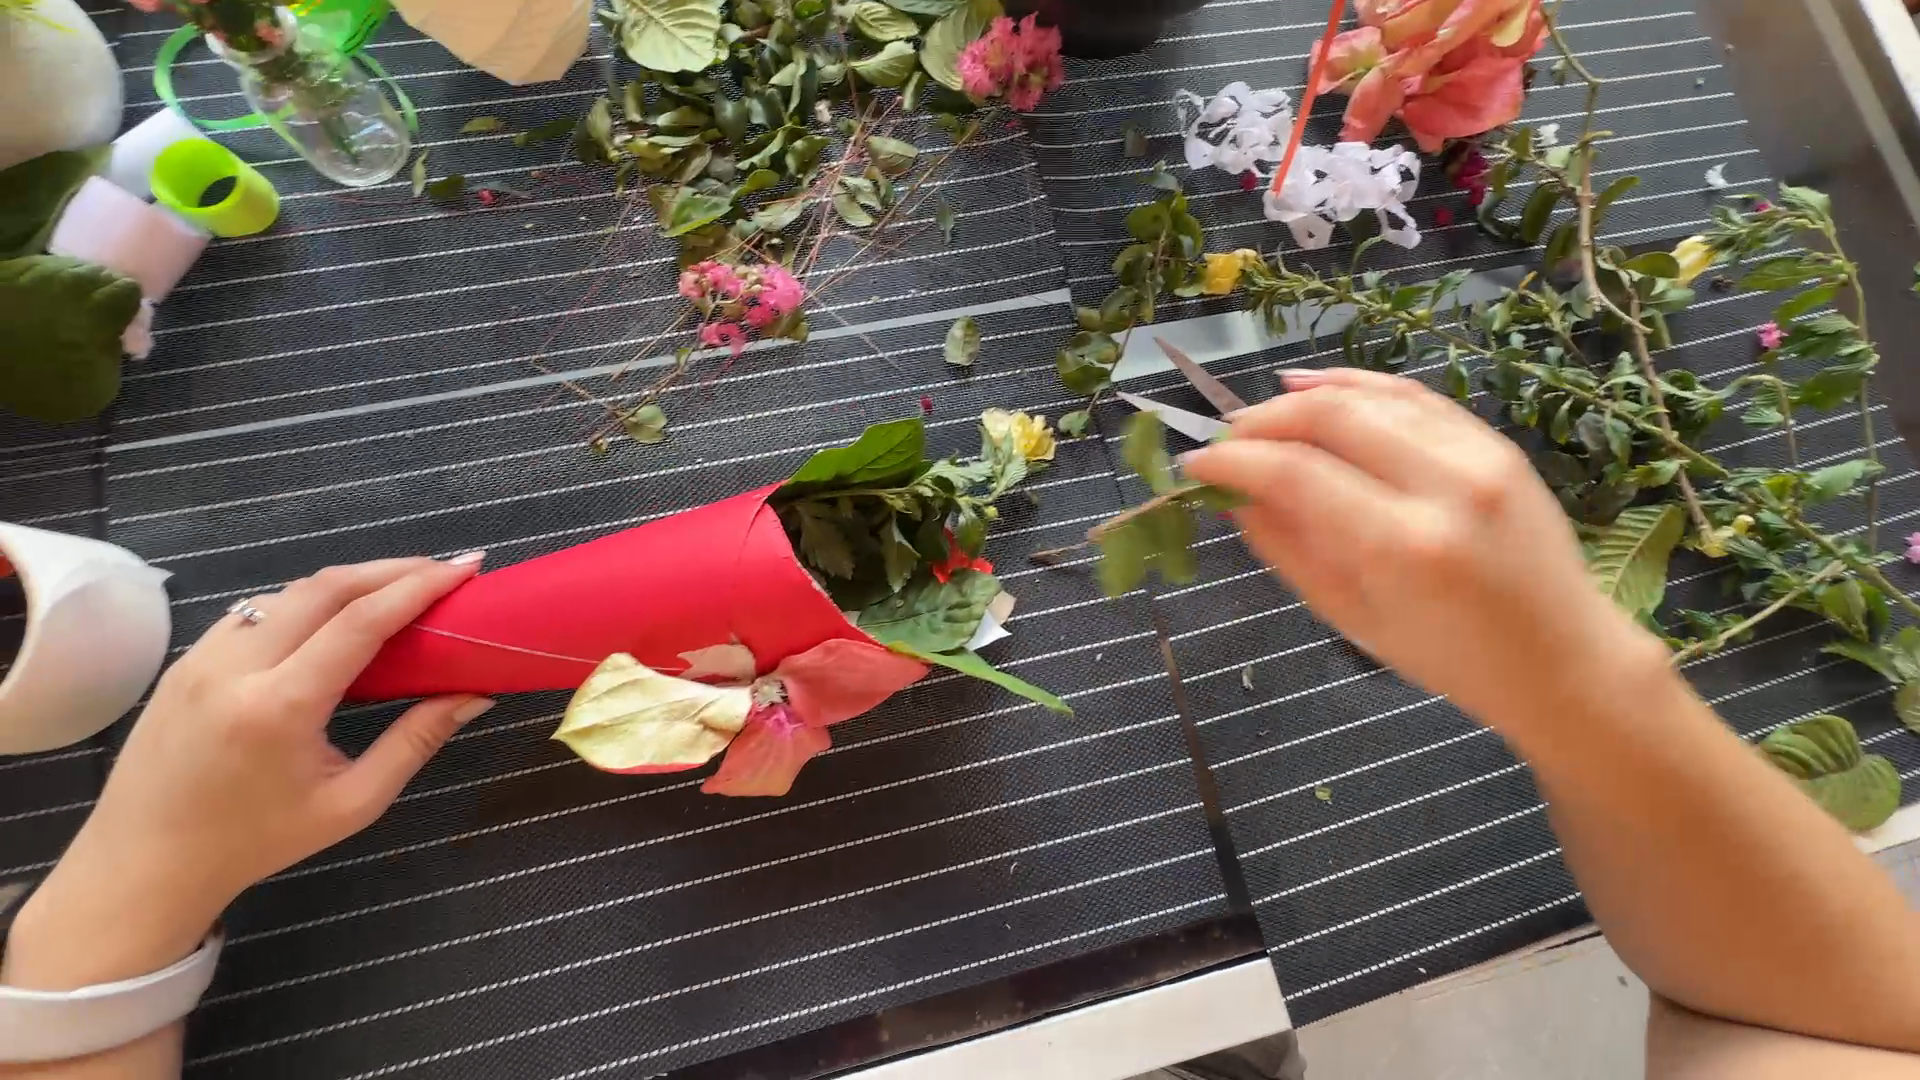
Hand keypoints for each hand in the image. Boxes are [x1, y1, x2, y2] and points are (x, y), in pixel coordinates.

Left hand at [4, 556, 492, 989]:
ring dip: (352, 580)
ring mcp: (200, 661)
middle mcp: (233, 670)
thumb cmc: (258, 841)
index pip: (361, 621)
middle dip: (393, 569)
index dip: (419, 587)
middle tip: (444, 569)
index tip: (466, 568)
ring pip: (289, 592)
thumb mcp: (355, 801)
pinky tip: (340, 615)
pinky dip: (311, 599)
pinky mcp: (185, 664)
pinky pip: (258, 611)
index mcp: (279, 706)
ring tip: (401, 587)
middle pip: (325, 588)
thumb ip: (417, 740)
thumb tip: (477, 694)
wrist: (138, 870)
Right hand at [1182, 369, 1669, 736]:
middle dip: (1262, 420)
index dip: (1233, 461)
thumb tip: (1233, 494)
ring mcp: (1479, 456)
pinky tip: (1314, 385)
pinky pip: (1412, 396)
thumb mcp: (1345, 614)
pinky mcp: (1495, 443)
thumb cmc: (1442, 655)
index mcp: (1401, 545)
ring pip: (1370, 396)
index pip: (1295, 473)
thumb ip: (1284, 546)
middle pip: (1330, 417)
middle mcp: (1444, 485)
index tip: (1195, 464)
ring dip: (1302, 398)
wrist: (1559, 658)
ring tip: (1259, 415)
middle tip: (1226, 440)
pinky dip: (1356, 384)